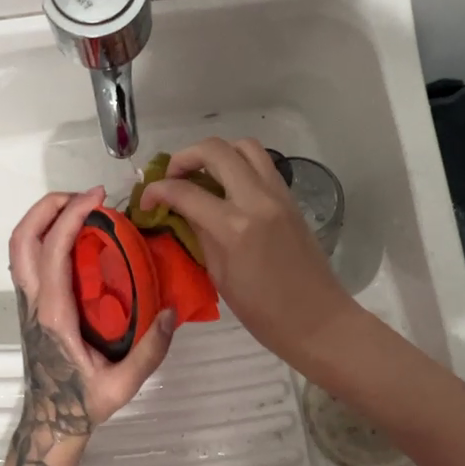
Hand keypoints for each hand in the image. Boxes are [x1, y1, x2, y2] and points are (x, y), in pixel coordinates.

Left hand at [9, 187, 176, 429]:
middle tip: (86, 197)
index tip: (98, 197)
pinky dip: (47, 234)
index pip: (53, 251)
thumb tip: (170, 311)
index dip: (71, 215)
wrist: (51, 421)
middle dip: (49, 206)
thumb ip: (149, 352)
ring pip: (21, 246)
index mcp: (54, 313)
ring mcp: (28, 300)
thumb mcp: (122, 386)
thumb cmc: (83, 402)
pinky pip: (30, 257)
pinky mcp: (32, 302)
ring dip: (45, 217)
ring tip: (82, 209)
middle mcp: (34, 300)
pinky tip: (79, 237)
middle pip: (23, 238)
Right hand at [140, 138, 357, 364]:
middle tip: (172, 178)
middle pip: (215, 150)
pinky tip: (227, 187)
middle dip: (184, 157)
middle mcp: (257, 199)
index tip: (146, 200)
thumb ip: (198, 233)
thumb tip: (178, 209)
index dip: (157, 190)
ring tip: (201, 175)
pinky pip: (262, 163)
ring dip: (216, 153)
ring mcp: (278, 194)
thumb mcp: (219, 275)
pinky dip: (239, 164)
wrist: (318, 320)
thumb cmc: (263, 312)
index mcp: (234, 227)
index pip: (185, 191)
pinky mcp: (290, 197)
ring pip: (243, 145)